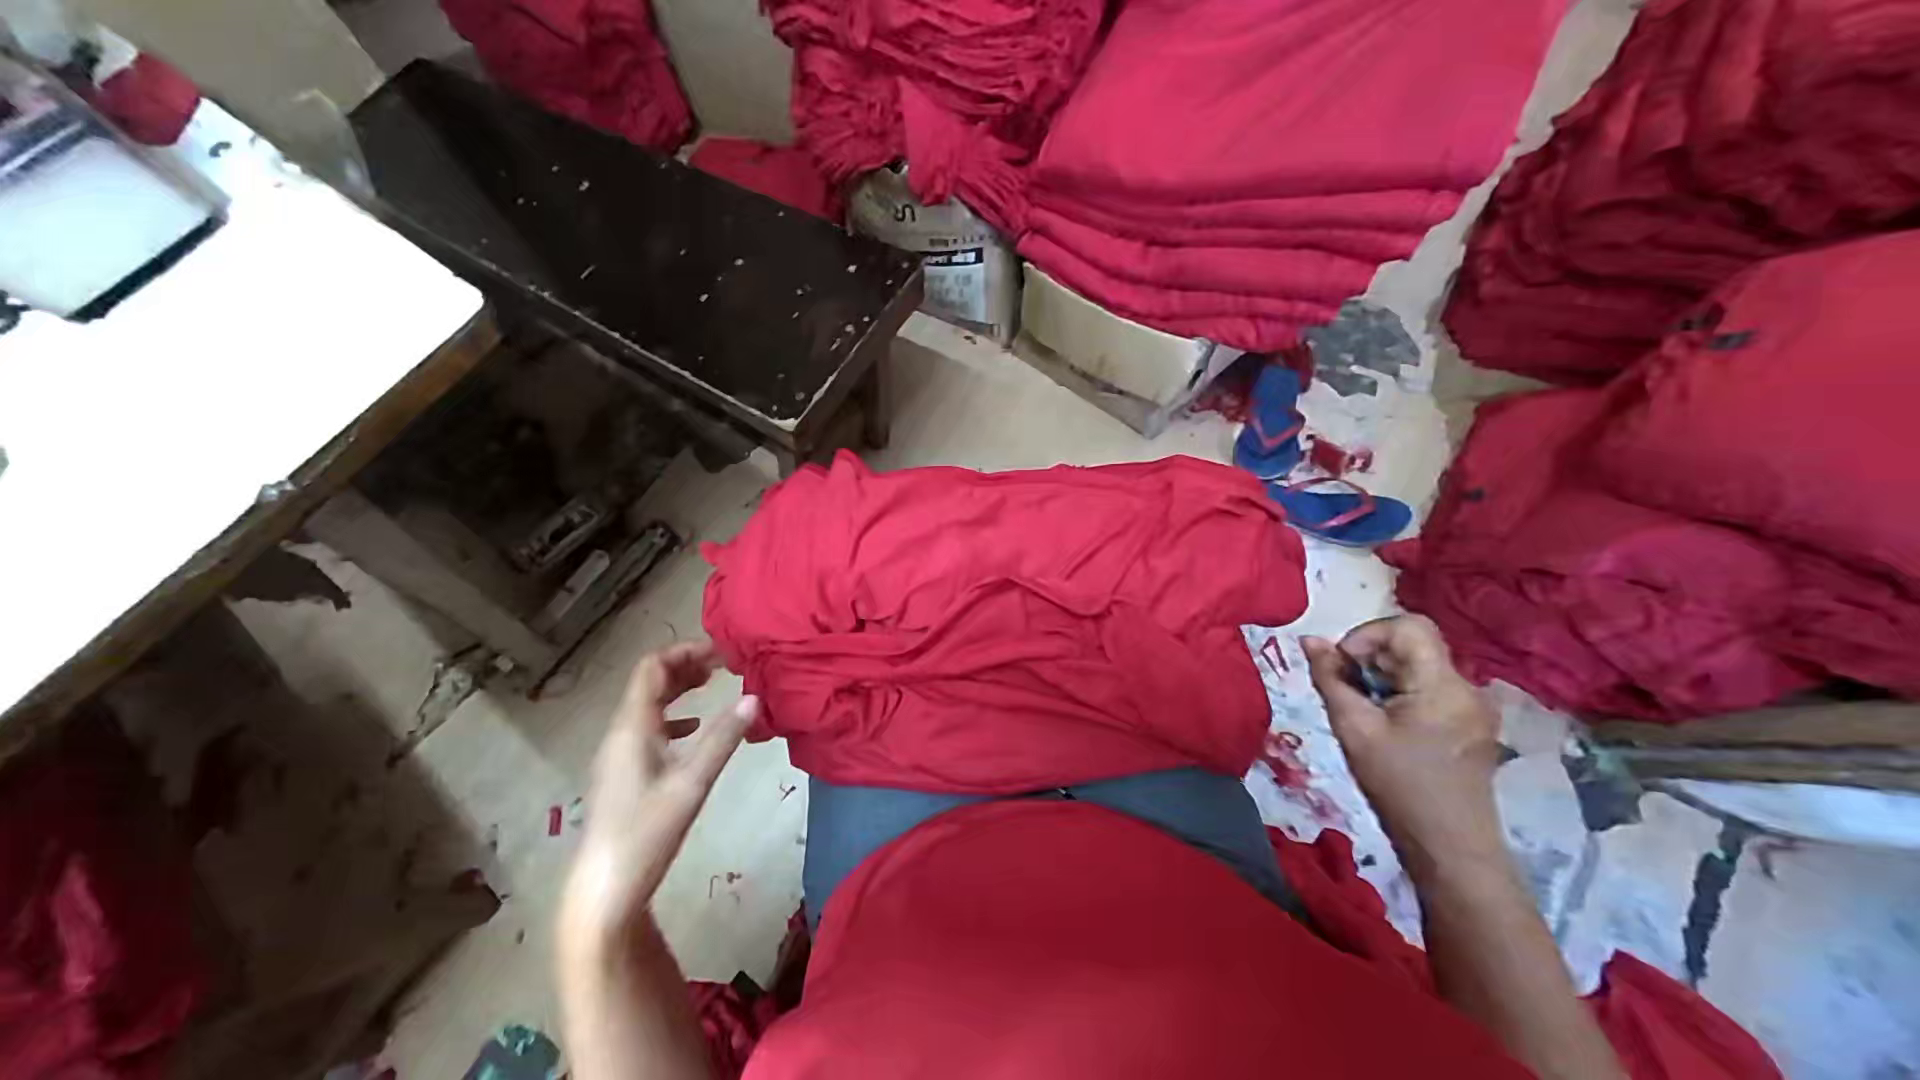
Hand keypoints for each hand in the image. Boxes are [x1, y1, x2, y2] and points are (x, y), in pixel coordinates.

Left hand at [560, 642, 758, 947]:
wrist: (605, 889)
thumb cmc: (646, 833)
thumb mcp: (692, 783)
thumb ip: (723, 738)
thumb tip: (754, 697)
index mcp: (631, 726)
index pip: (652, 667)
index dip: (685, 650)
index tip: (723, 651)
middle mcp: (620, 732)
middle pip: (650, 682)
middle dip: (686, 666)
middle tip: (726, 664)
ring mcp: (619, 754)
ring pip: (650, 705)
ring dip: (681, 689)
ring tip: (714, 684)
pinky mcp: (624, 773)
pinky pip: (649, 728)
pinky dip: (675, 716)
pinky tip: (695, 727)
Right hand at [1302, 616, 1503, 875]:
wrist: (1449, 845)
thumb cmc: (1398, 785)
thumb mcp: (1353, 728)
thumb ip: (1330, 678)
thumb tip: (1309, 640)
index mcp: (1443, 685)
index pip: (1408, 626)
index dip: (1368, 634)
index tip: (1345, 664)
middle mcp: (1467, 687)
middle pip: (1412, 645)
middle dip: (1371, 658)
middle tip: (1346, 690)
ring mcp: (1473, 705)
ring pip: (1418, 666)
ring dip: (1382, 676)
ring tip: (1363, 711)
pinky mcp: (1470, 722)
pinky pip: (1428, 688)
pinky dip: (1399, 693)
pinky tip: (1385, 724)